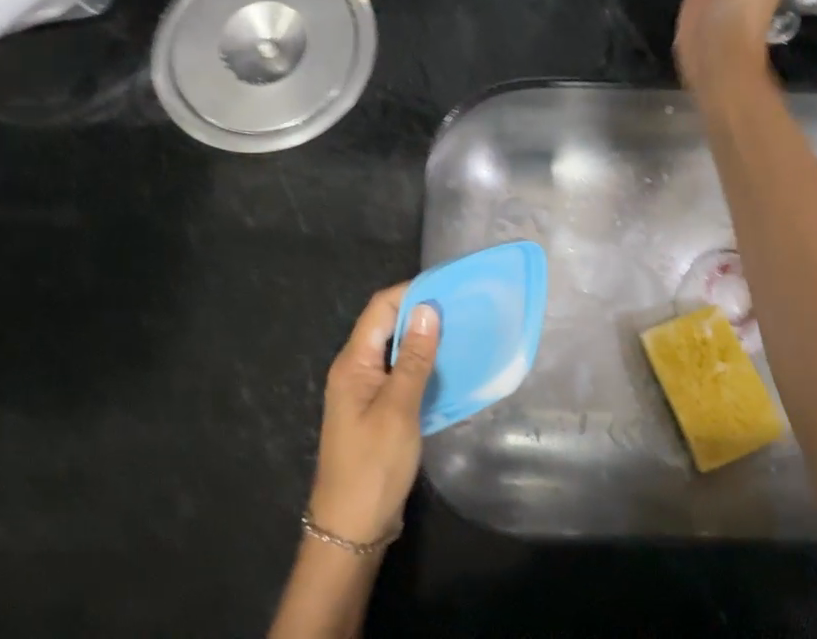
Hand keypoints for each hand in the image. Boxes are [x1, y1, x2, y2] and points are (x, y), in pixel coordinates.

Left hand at [308, 283, 439, 544]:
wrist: (352, 529)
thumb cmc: (373, 466)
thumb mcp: (399, 409)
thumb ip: (414, 359)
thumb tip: (427, 308)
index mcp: (353, 364)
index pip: (380, 309)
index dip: (412, 292)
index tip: (451, 287)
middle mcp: (355, 371)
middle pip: (386, 326)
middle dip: (422, 313)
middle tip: (464, 307)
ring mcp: (365, 393)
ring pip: (396, 352)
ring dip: (424, 341)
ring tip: (463, 332)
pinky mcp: (377, 413)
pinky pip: (400, 376)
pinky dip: (422, 367)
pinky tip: (449, 370)